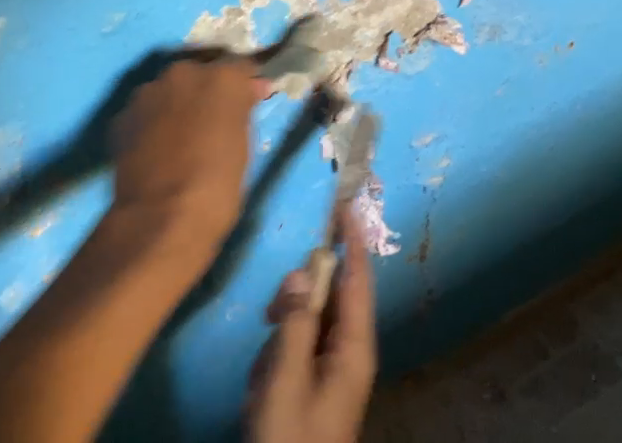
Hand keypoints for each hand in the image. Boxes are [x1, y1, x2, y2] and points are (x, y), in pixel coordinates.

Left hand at [109, 56, 267, 254]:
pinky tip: (158, 150)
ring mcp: (148, 92)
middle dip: (208, 92)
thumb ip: (243, 112)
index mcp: (221, 79)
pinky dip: (153, 124)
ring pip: (169, 92)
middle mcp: (183, 73)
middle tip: (215, 123)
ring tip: (182, 138)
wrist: (160, 217)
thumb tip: (249, 93)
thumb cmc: (217, 186)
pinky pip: (146, 113)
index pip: (241, 68)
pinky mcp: (122, 116)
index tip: (252, 101)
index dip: (246, 86)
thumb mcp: (243, 147)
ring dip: (178, 106)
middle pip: (201, 75)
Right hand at [246, 210, 378, 442]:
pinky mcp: (313, 380)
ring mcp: (330, 367)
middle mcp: (348, 351)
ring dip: (281, 332)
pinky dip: (276, 355)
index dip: (353, 240)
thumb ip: (294, 320)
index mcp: (354, 348)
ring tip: (265, 374)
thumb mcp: (286, 379)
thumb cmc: (290, 437)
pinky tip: (263, 384)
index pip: (358, 280)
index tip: (346, 203)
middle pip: (328, 296)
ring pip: (306, 319)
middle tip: (272, 314)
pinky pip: (294, 346)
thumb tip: (306, 270)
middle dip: (298, 297)